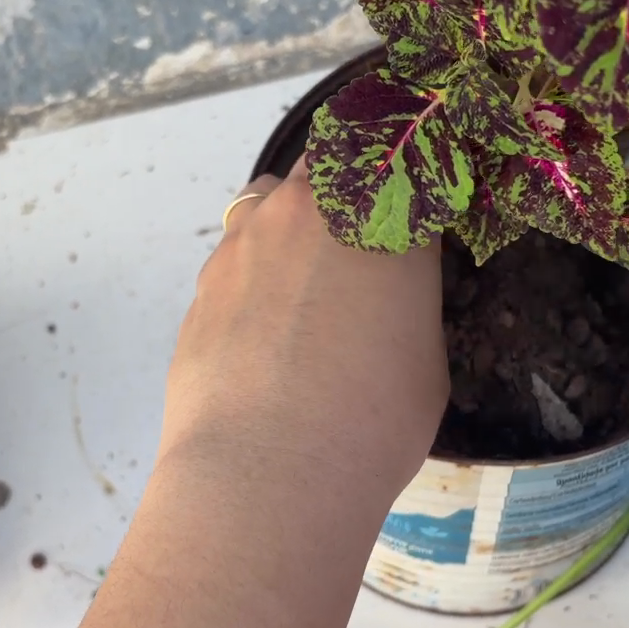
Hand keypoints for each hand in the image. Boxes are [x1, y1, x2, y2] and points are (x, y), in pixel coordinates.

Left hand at [158, 160, 448, 507]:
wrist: (267, 470)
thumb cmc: (373, 423)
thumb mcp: (424, 361)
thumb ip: (406, 304)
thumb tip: (383, 295)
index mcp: (388, 221)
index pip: (411, 168)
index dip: (417, 183)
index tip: (419, 205)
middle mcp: (313, 210)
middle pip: (335, 158)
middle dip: (352, 181)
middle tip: (361, 231)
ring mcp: (248, 238)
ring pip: (272, 194)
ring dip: (292, 214)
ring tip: (300, 274)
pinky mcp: (204, 278)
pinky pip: (235, 247)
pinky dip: (253, 264)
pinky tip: (258, 320)